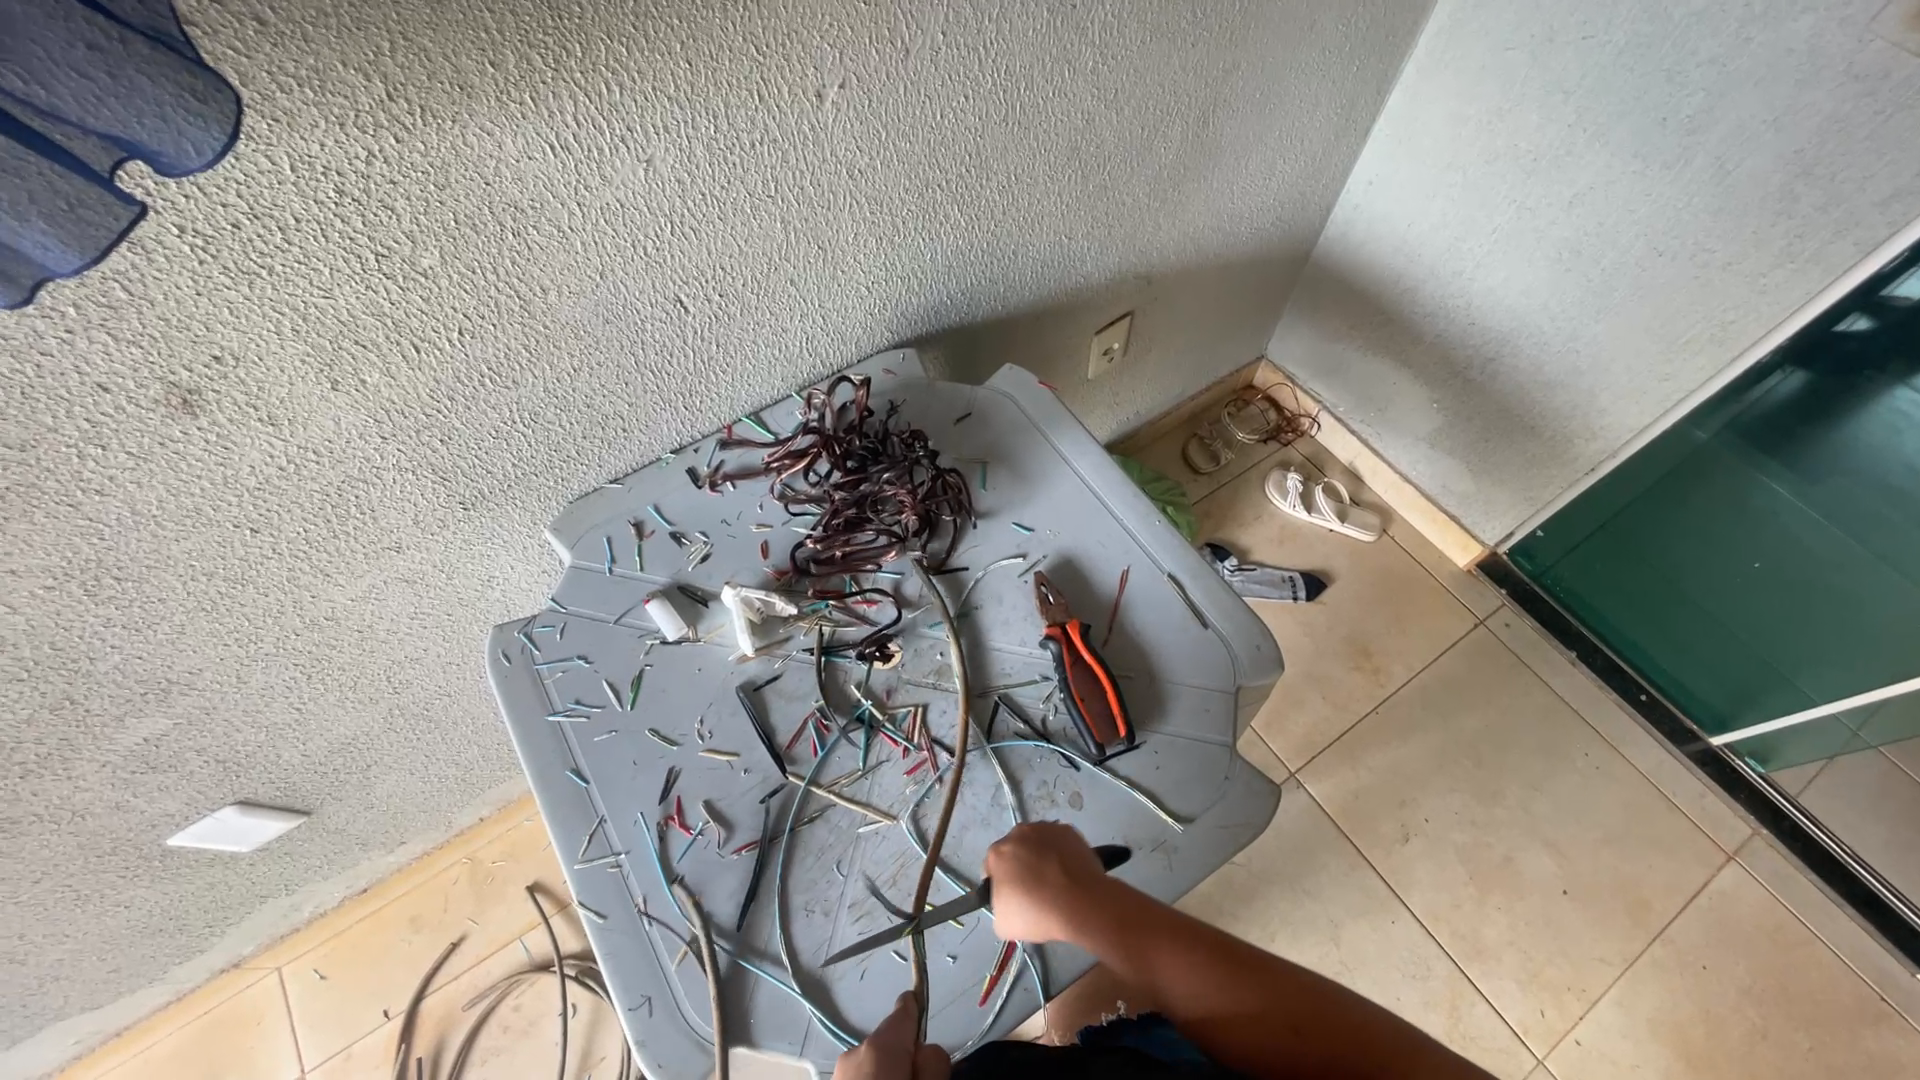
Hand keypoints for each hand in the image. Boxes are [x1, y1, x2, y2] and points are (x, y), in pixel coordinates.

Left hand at [834, 993, 950, 1079]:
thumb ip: (934, 1062)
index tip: (922, 1001)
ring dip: (888, 1071)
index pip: (903, 1010)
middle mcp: (854, 1053)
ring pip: (874, 1061)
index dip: (916, 1006)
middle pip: (890, 1041)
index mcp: (880, 1046)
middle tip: (920, 1076)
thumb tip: (925, 1049)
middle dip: (906, 1055)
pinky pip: (860, 1076)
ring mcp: (837, 1072)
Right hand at [983, 822, 1112, 944]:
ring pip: (1037, 844)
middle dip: (1020, 867)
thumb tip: (1008, 899)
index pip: (991, 868)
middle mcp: (1018, 833)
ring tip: (1055, 882)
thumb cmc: (1038, 914)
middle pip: (1014, 851)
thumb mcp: (1002, 923)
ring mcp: (1045, 828)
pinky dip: (1060, 854)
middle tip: (1034, 891)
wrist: (1082, 904)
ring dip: (1040, 857)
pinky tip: (1068, 873)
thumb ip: (997, 904)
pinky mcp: (1068, 831)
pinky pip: (1058, 843)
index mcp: (997, 853)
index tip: (1013, 898)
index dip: (1000, 884)